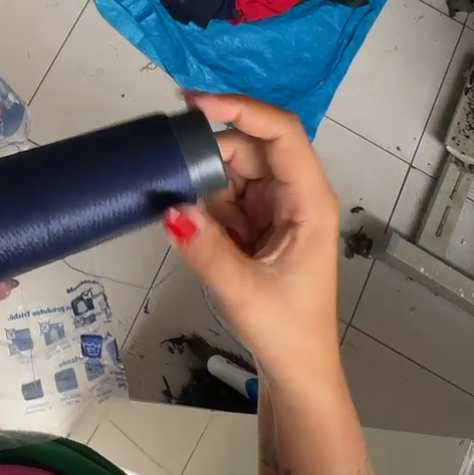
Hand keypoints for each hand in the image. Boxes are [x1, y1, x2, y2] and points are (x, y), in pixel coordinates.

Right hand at [163, 92, 341, 380]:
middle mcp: (292, 196)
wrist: (295, 371)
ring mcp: (270, 209)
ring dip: (199, 173)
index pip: (282, 135)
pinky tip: (177, 207)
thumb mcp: (244, 291)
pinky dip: (197, 197)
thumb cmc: (287, 332)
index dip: (241, 110)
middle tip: (164, 155)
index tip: (195, 103)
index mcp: (309, 202)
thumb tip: (170, 208)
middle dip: (208, 146)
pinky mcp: (251, 225)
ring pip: (231, 169)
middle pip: (250, 147)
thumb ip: (206, 249)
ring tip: (166, 182)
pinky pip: (221, 195)